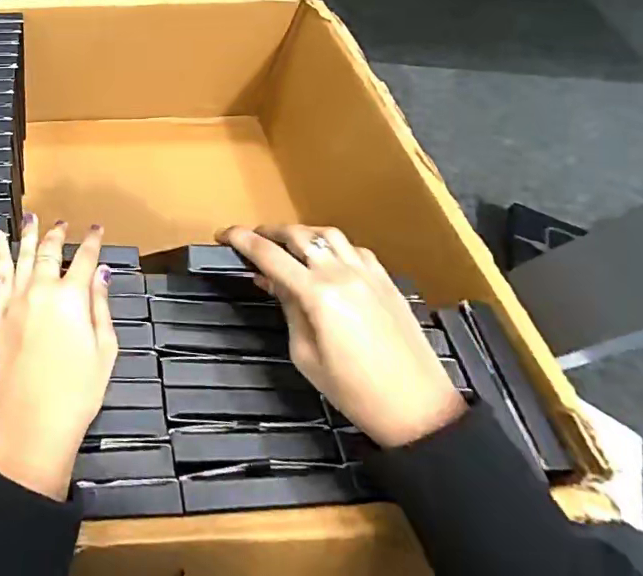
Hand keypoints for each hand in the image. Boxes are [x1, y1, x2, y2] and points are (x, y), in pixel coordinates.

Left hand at [0, 214, 117, 499]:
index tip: (96, 228)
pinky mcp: (1, 314)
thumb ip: (101, 305)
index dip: (92, 241)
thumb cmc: (77, 391)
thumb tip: (101, 272)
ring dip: (28, 235)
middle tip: (63, 223)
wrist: (32, 421)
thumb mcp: (105, 349)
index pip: (84, 259)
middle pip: (50, 252)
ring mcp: (17, 301)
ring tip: (30, 217)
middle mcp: (42, 291)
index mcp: (72, 298)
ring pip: (22, 257)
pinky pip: (0, 275)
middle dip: (58, 234)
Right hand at [221, 224, 464, 447]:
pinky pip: (354, 249)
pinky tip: (327, 262)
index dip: (241, 240)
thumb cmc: (355, 392)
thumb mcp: (305, 355)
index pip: (268, 254)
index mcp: (317, 295)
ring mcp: (368, 274)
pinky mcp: (387, 281)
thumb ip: (288, 308)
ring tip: (288, 246)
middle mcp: (342, 275)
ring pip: (327, 234)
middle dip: (269, 232)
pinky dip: (333, 247)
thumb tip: (271, 281)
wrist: (418, 410)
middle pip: (297, 234)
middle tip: (252, 241)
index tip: (223, 235)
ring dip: (302, 234)